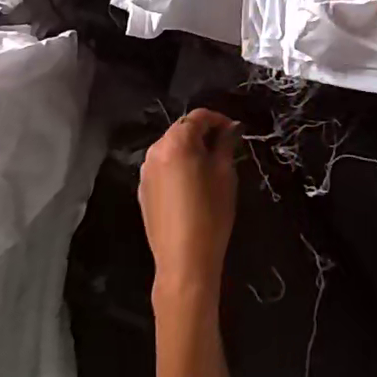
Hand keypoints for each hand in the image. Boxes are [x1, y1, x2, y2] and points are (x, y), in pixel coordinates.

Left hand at [139, 108, 240, 300]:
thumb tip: (230, 128)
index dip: (218, 119)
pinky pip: (162, 167)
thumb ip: (225, 144)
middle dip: (202, 134)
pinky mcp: (143, 189)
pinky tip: (190, 188)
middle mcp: (155, 150)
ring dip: (188, 150)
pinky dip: (176, 167)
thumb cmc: (211, 214)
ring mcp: (145, 170)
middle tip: (224, 149)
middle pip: (181, 130)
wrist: (184, 260)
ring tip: (208, 169)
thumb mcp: (225, 175)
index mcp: (176, 142)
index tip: (233, 131)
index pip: (198, 116)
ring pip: (170, 148)